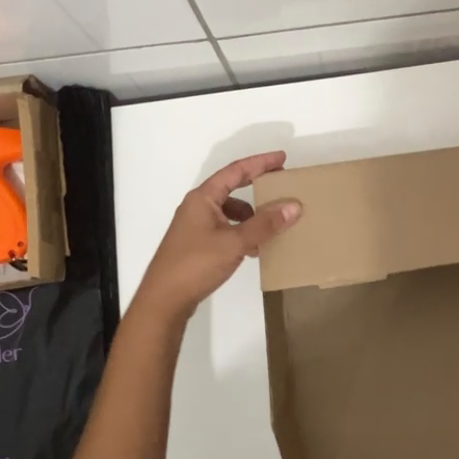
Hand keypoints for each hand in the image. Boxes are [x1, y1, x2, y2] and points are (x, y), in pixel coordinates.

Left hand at [135, 152, 302, 315]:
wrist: (164, 300)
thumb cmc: (196, 264)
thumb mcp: (235, 242)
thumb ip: (265, 224)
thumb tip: (294, 206)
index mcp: (203, 198)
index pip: (235, 171)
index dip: (260, 163)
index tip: (282, 158)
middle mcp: (197, 207)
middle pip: (232, 188)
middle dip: (257, 187)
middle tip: (281, 187)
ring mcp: (196, 227)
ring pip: (230, 212)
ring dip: (251, 216)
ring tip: (271, 228)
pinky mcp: (197, 245)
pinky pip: (226, 230)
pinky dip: (242, 234)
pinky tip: (253, 250)